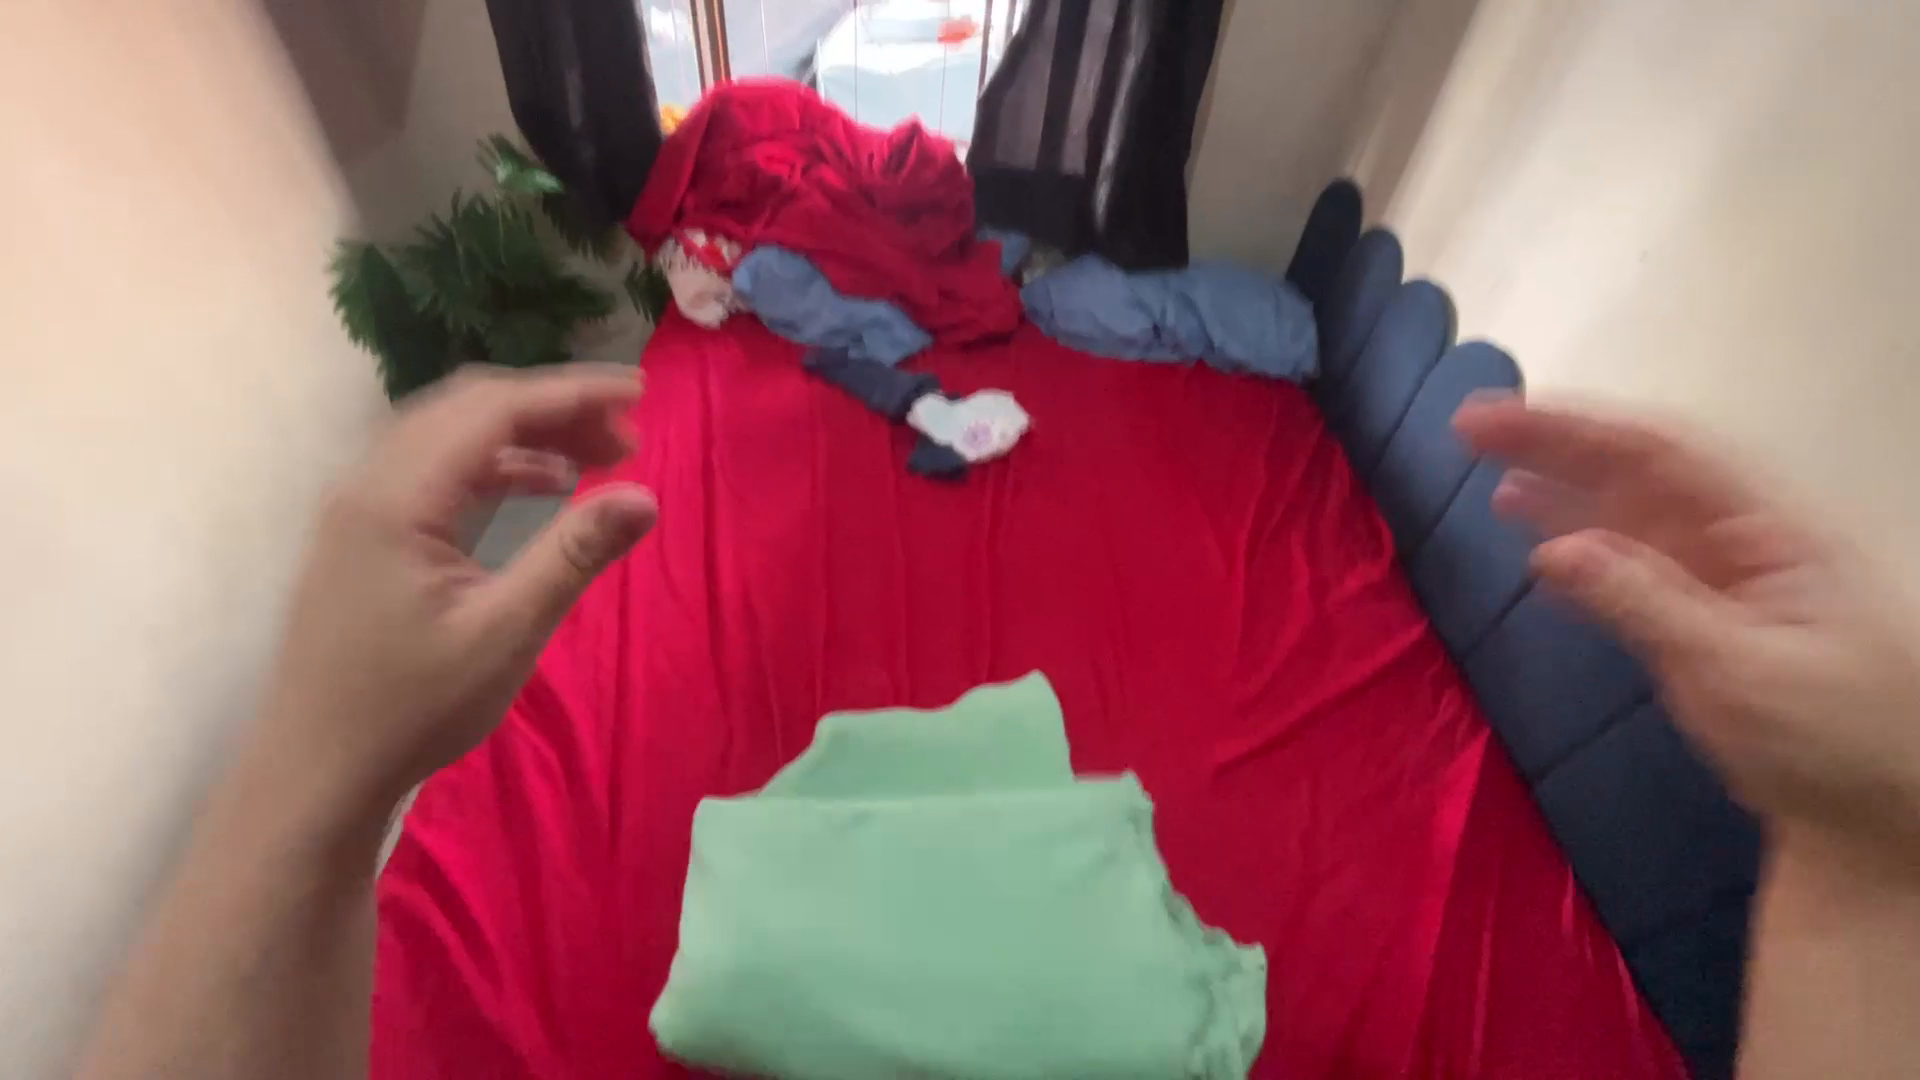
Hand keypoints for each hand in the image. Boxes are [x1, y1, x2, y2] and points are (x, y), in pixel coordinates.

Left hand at [258, 365, 657, 812]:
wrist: (321, 771)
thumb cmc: (415, 704)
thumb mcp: (509, 629)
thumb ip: (576, 553)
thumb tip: (647, 496)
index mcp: (395, 497)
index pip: (493, 410)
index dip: (572, 392)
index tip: (640, 394)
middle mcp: (371, 483)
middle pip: (472, 408)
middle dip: (558, 407)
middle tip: (630, 434)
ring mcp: (368, 506)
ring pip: (459, 435)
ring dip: (534, 432)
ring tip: (603, 455)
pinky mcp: (377, 532)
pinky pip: (448, 471)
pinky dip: (507, 464)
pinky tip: (551, 485)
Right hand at [1455, 395, 1919, 870]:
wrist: (1878, 817)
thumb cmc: (1836, 737)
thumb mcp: (1738, 665)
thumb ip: (1641, 601)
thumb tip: (1549, 551)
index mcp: (1768, 531)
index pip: (1659, 453)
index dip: (1576, 426)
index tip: (1502, 415)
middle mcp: (1734, 537)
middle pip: (1629, 471)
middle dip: (1551, 443)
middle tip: (1470, 427)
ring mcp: (1708, 575)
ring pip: (1616, 512)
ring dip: (1553, 486)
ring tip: (1488, 471)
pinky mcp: (1685, 613)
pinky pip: (1616, 563)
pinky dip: (1568, 545)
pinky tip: (1531, 540)